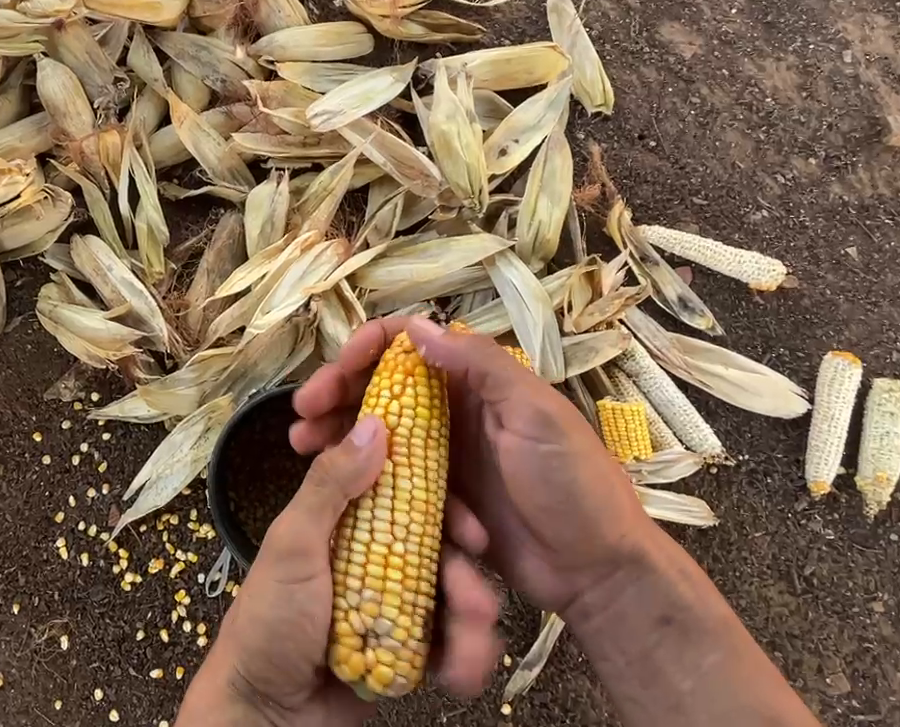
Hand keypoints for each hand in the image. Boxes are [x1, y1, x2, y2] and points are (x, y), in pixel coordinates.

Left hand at [177, 415, 504, 726]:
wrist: (266, 715)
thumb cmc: (269, 619)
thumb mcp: (294, 544)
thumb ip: (331, 486)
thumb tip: (374, 423)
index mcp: (344, 519)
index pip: (403, 492)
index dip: (443, 503)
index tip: (470, 525)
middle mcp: (371, 552)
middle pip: (439, 546)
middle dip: (465, 573)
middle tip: (477, 598)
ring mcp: (389, 601)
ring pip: (450, 595)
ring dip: (471, 620)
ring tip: (470, 649)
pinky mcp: (404, 648)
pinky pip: (446, 642)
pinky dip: (461, 656)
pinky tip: (459, 674)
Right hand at [290, 316, 656, 618]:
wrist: (597, 571)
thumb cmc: (572, 481)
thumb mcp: (534, 413)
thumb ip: (479, 366)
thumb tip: (418, 327)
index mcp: (474, 380)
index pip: (409, 345)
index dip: (367, 346)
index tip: (338, 368)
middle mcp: (450, 409)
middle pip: (379, 386)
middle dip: (337, 392)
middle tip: (302, 413)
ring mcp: (441, 453)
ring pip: (374, 431)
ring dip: (336, 433)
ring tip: (301, 445)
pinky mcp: (435, 495)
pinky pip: (389, 476)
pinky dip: (363, 477)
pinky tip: (338, 487)